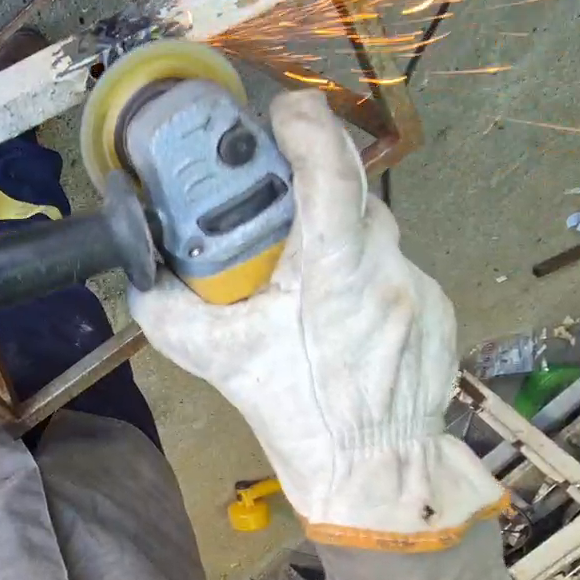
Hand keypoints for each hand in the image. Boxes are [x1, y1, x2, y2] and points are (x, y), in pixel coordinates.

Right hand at [129, 90, 504, 550]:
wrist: (374, 469)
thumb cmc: (294, 413)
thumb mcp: (218, 362)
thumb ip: (168, 311)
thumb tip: (142, 273)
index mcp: (334, 274)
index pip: (332, 173)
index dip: (306, 126)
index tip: (280, 110)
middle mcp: (387, 269)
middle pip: (353, 190)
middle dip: (312, 174)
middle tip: (271, 183)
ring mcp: (420, 285)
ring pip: (373, 229)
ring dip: (332, 230)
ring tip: (297, 263)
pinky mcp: (437, 305)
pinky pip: (391, 265)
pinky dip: (357, 270)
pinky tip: (334, 309)